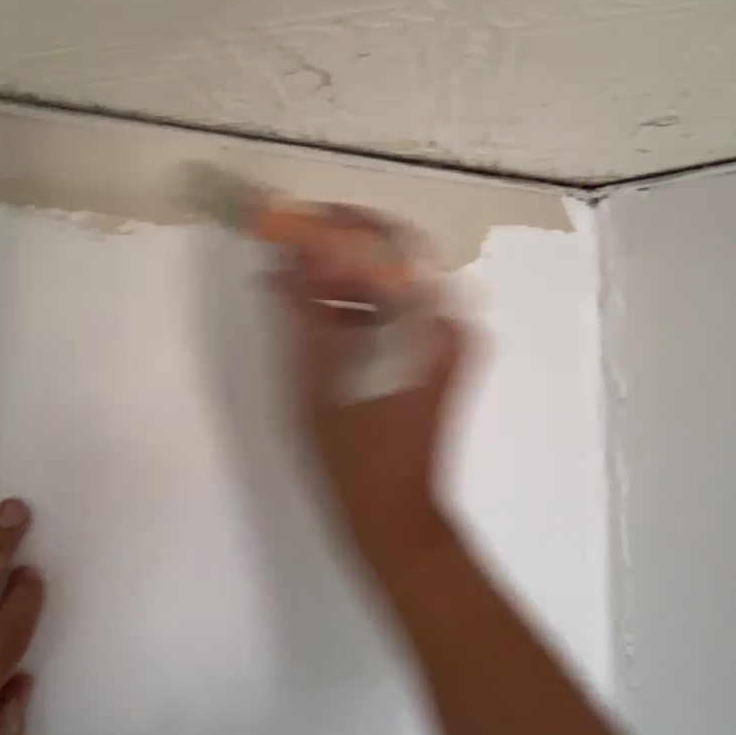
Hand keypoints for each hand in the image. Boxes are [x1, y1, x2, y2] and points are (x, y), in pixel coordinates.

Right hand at [269, 247, 470, 564]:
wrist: (395, 515)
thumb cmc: (349, 450)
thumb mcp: (315, 371)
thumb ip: (305, 302)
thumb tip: (288, 249)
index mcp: (420, 317)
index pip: (381, 238)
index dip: (332, 221)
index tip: (290, 219)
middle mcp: (445, 317)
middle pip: (392, 254)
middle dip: (338, 242)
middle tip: (290, 245)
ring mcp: (447, 339)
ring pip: (395, 282)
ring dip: (347, 273)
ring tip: (294, 279)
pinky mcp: (440, 357)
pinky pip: (400, 311)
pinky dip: (362, 304)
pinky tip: (319, 312)